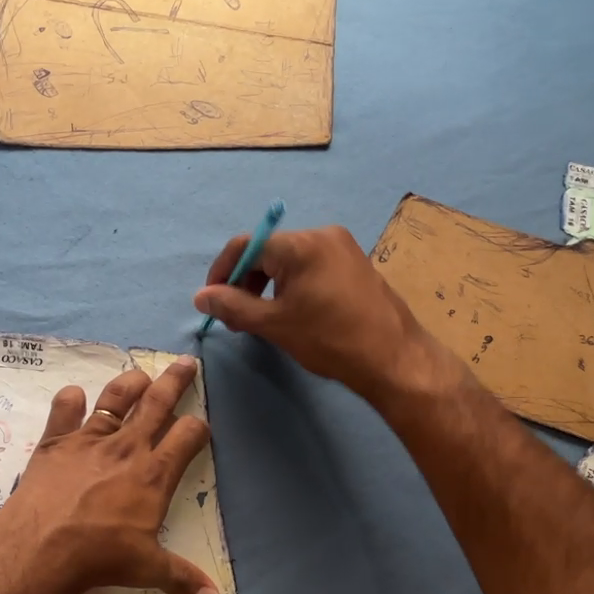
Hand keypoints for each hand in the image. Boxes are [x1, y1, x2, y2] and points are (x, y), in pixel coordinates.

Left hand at [0, 357, 219, 593]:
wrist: (43, 546)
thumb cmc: (101, 556)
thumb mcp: (148, 569)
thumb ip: (182, 579)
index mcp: (155, 473)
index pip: (188, 436)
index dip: (198, 428)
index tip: (201, 426)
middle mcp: (127, 447)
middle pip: (158, 403)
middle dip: (175, 380)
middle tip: (185, 361)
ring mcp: (89, 439)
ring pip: (115, 397)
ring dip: (129, 382)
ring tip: (139, 374)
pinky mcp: (55, 441)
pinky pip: (64, 408)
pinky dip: (69, 399)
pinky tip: (73, 397)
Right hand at [193, 225, 470, 406]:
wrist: (393, 359)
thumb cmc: (329, 339)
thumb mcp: (273, 324)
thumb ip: (232, 306)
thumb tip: (201, 297)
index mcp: (300, 244)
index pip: (245, 245)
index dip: (221, 272)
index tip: (212, 303)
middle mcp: (322, 235)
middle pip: (267, 251)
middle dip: (245, 282)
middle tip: (236, 319)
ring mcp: (342, 248)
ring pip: (288, 260)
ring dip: (266, 286)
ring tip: (261, 320)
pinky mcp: (354, 264)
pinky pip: (310, 267)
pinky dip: (291, 286)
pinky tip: (291, 314)